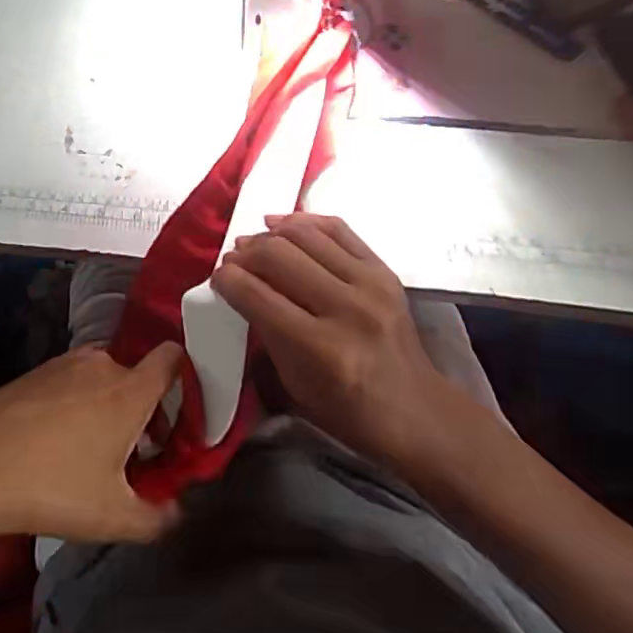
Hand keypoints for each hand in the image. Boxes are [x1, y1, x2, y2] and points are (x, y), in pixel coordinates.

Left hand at [0, 344, 183, 543]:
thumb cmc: (51, 487)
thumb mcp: (110, 517)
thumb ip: (157, 517)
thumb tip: (177, 511)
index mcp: (130, 390)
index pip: (173, 357)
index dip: (186, 376)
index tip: (185, 411)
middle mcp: (104, 365)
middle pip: (140, 378)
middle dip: (146, 412)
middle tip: (136, 454)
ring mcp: (67, 364)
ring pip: (107, 380)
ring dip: (112, 407)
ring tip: (95, 451)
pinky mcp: (38, 371)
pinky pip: (76, 380)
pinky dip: (81, 402)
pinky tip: (59, 441)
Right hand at [212, 213, 457, 463]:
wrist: (415, 409)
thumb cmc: (348, 411)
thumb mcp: (294, 385)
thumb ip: (266, 333)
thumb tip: (241, 288)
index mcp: (321, 348)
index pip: (258, 296)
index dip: (228, 280)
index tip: (217, 276)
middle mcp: (347, 308)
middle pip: (279, 257)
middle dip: (246, 253)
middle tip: (232, 260)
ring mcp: (371, 284)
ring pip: (305, 235)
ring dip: (271, 234)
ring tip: (254, 241)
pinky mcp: (385, 270)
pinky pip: (338, 229)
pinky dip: (305, 221)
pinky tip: (283, 224)